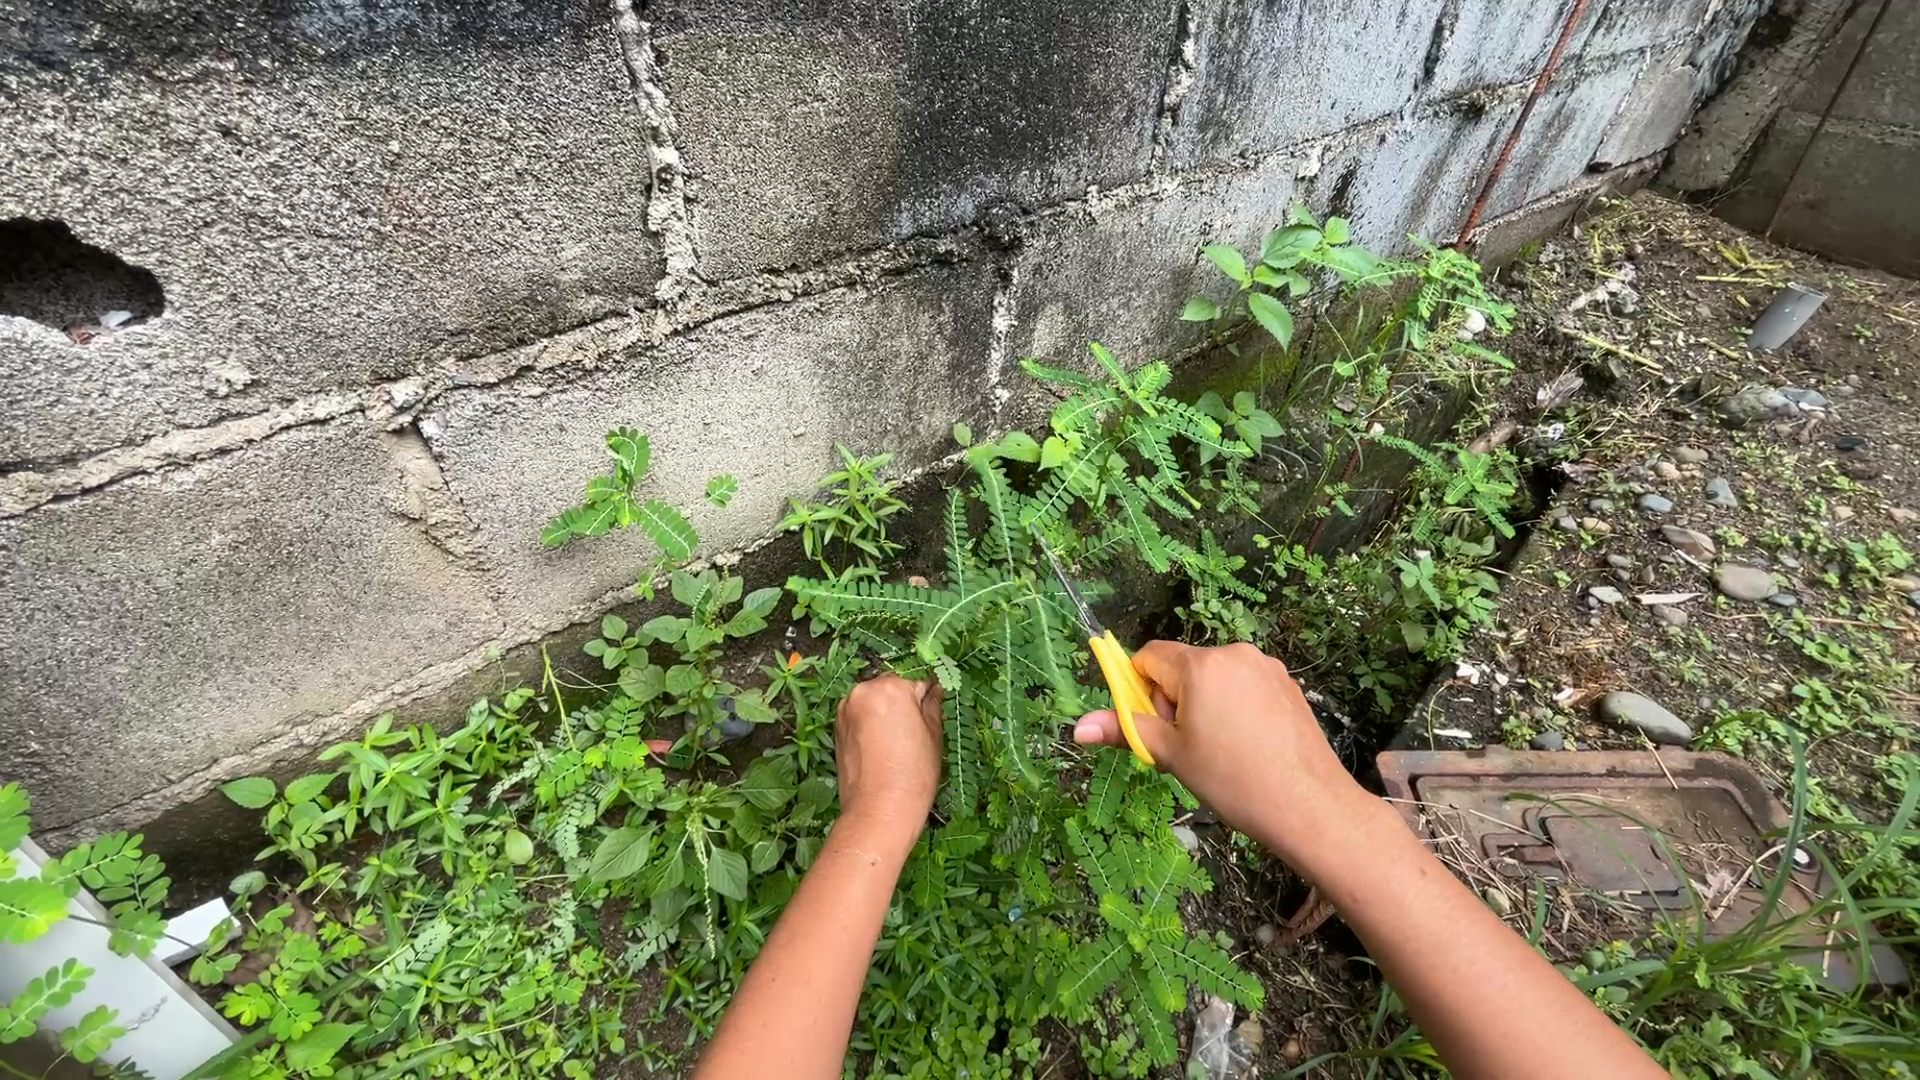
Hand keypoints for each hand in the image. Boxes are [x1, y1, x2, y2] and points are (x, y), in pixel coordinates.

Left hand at [834, 675, 943, 837]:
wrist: (878, 813)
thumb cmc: (912, 776)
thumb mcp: (934, 735)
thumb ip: (933, 704)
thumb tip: (934, 689)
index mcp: (890, 687)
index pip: (918, 679)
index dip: (930, 695)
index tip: (936, 707)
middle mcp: (863, 691)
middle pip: (893, 686)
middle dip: (906, 701)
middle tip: (918, 729)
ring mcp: (846, 709)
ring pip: (875, 699)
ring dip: (887, 711)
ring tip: (900, 741)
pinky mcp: (837, 727)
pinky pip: (861, 714)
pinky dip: (872, 722)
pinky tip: (884, 746)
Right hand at [1072, 642, 1371, 870]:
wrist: (1312, 808)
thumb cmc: (1232, 781)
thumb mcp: (1171, 755)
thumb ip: (1124, 730)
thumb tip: (1076, 728)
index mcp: (1200, 666)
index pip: (1148, 657)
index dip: (1143, 691)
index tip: (1161, 727)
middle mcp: (1233, 653)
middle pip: (1181, 666)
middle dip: (1175, 700)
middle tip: (1190, 745)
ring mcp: (1265, 666)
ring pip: (1212, 676)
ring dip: (1204, 703)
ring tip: (1222, 749)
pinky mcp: (1287, 683)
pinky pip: (1242, 684)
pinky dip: (1234, 706)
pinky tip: (1248, 744)